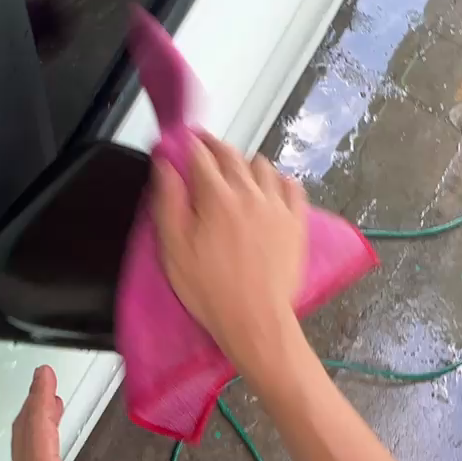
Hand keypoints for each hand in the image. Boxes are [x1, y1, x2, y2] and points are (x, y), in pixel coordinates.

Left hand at [0, 366, 129, 460]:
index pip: (40, 432)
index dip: (42, 400)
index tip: (44, 373)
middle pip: (25, 436)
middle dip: (36, 406)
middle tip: (47, 383)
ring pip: (21, 452)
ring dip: (33, 425)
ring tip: (48, 409)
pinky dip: (32, 448)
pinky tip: (44, 457)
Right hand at [152, 135, 308, 380]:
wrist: (254, 319)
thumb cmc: (209, 290)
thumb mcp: (173, 250)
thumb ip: (168, 202)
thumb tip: (165, 164)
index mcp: (215, 196)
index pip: (199, 154)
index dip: (188, 144)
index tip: (182, 142)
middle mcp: (248, 192)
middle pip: (231, 154)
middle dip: (214, 147)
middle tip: (204, 150)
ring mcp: (276, 205)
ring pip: (261, 166)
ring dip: (245, 163)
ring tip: (236, 174)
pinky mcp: (296, 222)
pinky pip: (291, 185)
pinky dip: (277, 180)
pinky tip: (269, 189)